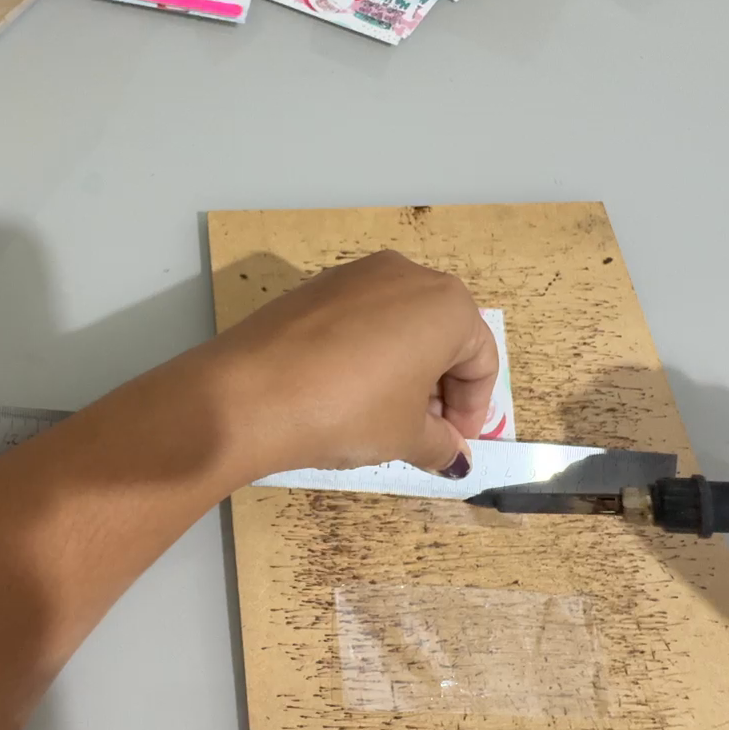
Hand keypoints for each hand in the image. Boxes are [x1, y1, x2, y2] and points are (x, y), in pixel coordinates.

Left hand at [202, 250, 499, 478]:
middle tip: (421, 435)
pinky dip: (366, 354)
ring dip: (403, 371)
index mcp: (445, 303)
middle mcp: (405, 274)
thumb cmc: (348, 411)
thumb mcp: (405, 436)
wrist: (248, 393)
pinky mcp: (313, 287)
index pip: (480, 361)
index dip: (473, 411)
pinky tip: (344, 392)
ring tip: (381, 418)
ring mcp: (354, 275)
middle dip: (438, 389)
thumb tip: (454, 455)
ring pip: (398, 326)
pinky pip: (359, 321)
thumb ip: (441, 444)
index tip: (454, 445)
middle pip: (440, 336)